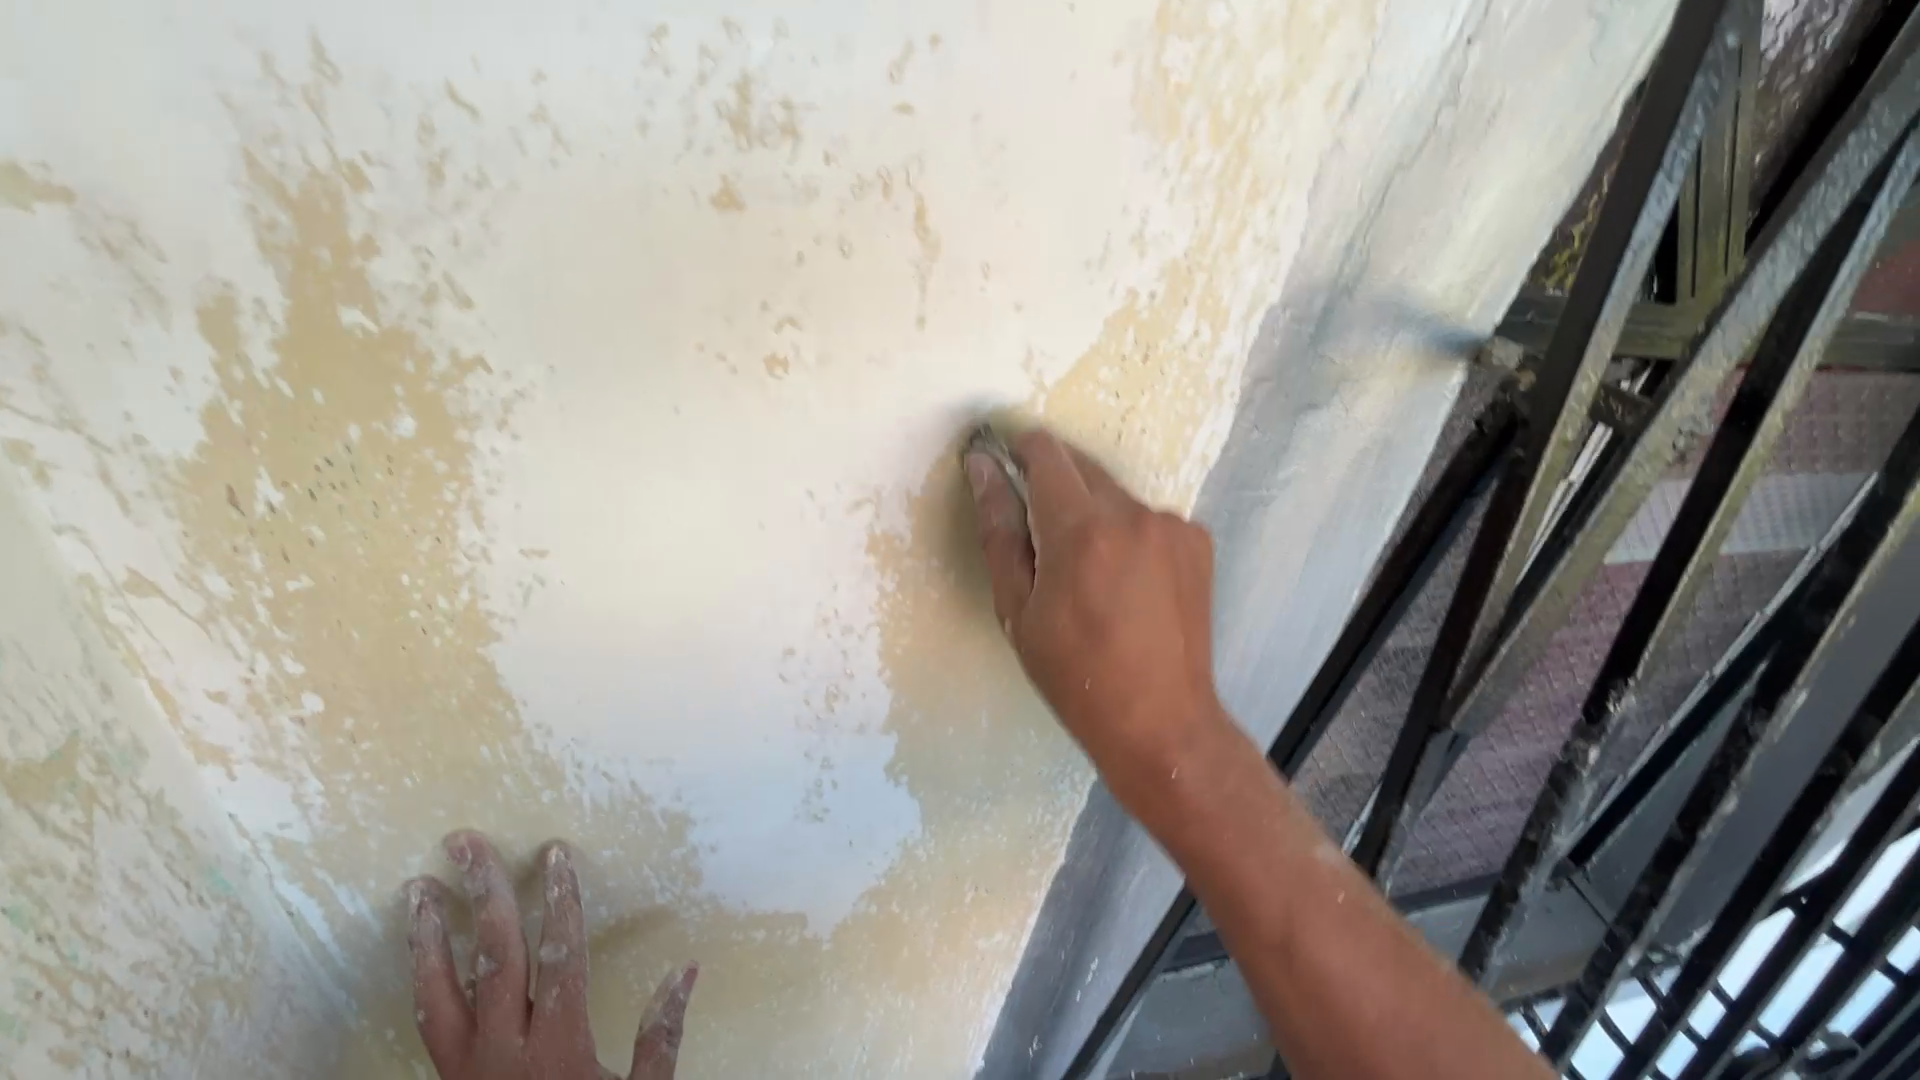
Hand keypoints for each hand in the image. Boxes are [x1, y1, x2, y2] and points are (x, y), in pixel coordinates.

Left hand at [404, 830, 697, 1079]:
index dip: (560, 902)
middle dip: (483, 895)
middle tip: (466, 843)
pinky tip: (420, 947)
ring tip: (416, 888)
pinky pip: (427, 1020)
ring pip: (439, 991)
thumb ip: (660, 1040)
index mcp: (556, 1048)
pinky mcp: (445, 1077)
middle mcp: (503, 1049)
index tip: (555, 854)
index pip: (559, 957)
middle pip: (492, 958)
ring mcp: (464, 1066)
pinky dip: (421, 976)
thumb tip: (687, 970)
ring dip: (429, 936)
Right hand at [964, 427, 1227, 808]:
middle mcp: (1133, 513)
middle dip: (1054, 484)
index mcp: (1081, 530)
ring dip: (1092, 513)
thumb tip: (984, 469)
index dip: (1020, 451)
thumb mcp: (1018, 610)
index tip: (1007, 466)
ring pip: (1114, 495)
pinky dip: (1128, 535)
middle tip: (1040, 536)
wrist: (1161, 720)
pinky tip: (1128, 583)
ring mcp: (1172, 525)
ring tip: (1088, 572)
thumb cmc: (1074, 675)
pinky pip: (1147, 519)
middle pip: (1081, 467)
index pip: (1045, 453)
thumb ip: (1000, 531)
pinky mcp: (1197, 541)